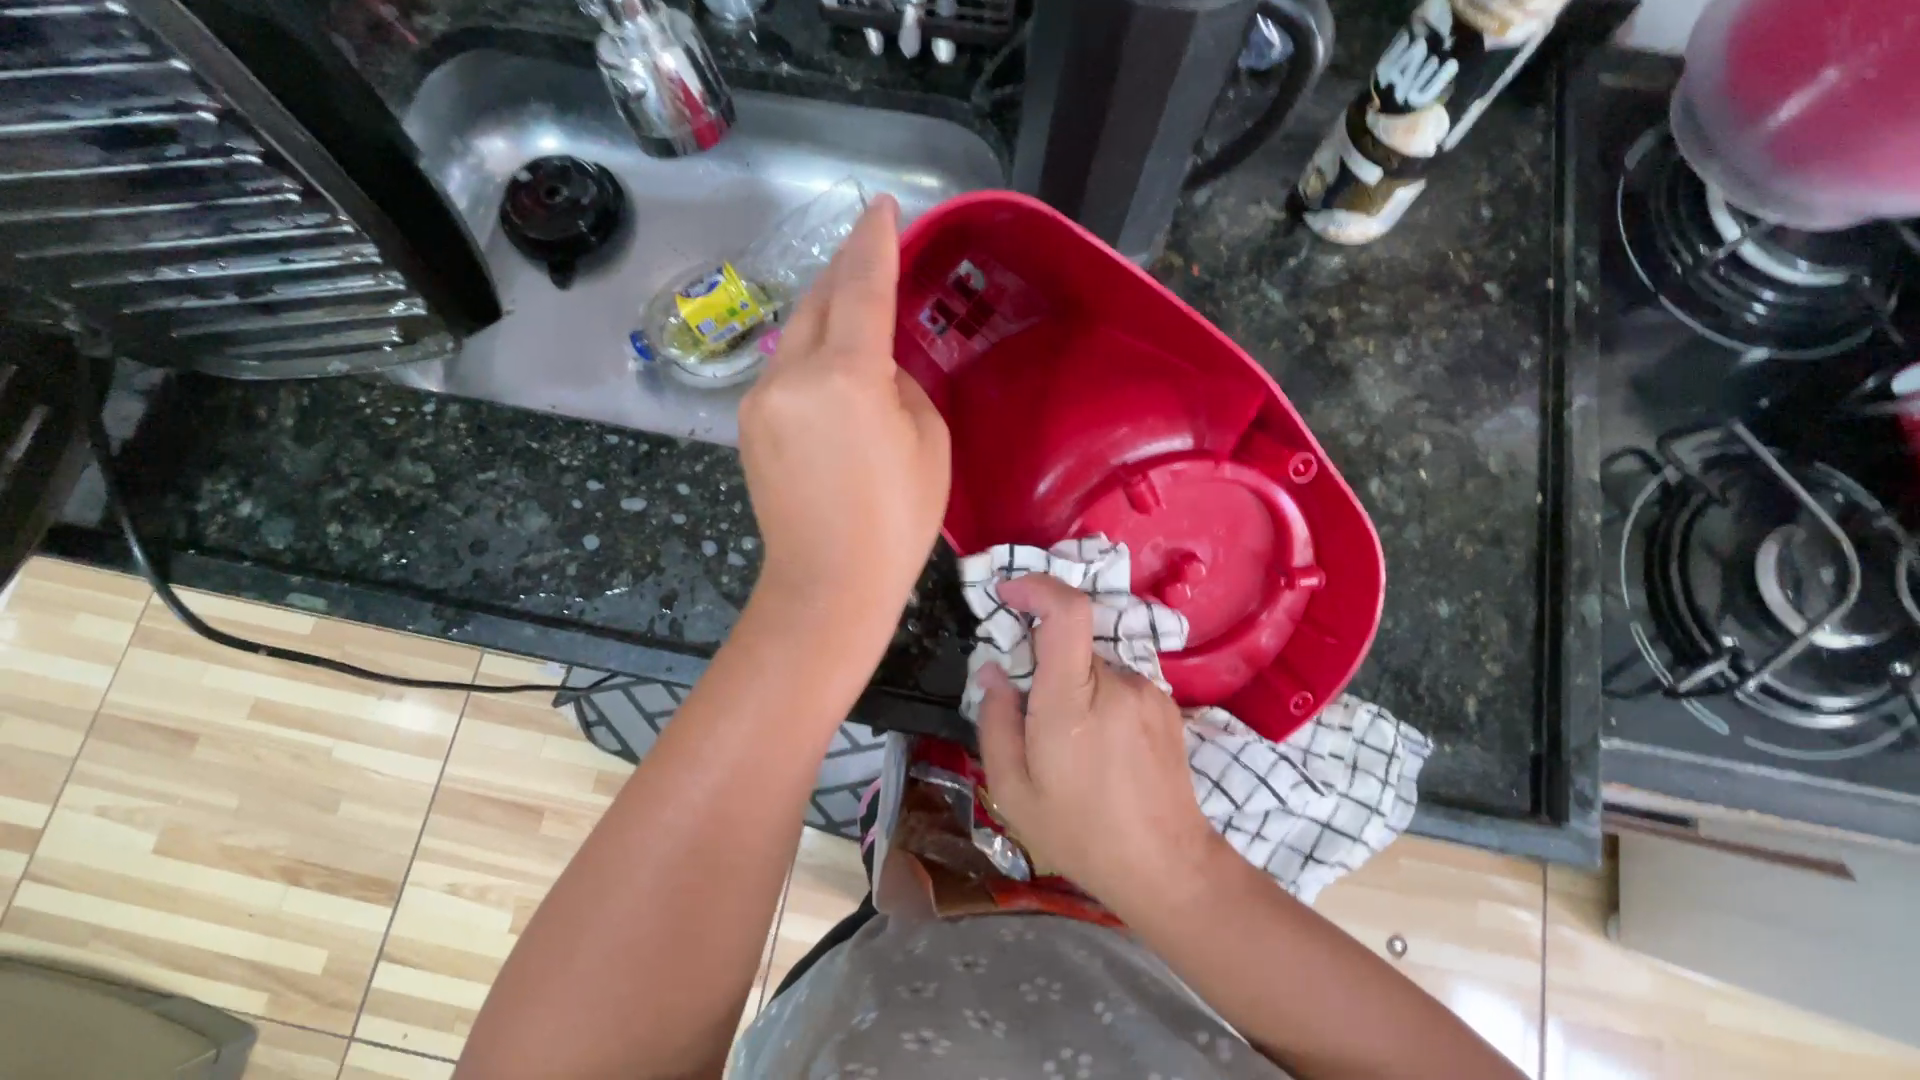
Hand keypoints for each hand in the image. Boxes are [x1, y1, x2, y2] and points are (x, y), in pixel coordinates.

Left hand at [738, 195, 950, 632]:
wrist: (827, 585)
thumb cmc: (895, 522)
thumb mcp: (928, 444)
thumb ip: (901, 386)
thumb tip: (877, 369)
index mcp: (846, 377)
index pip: (862, 287)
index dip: (875, 242)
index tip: (882, 207)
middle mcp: (793, 374)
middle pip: (820, 299)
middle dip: (846, 268)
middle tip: (872, 248)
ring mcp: (762, 398)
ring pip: (798, 334)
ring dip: (828, 313)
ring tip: (857, 309)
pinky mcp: (749, 423)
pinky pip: (786, 370)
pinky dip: (813, 356)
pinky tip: (834, 373)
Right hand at [976, 574, 1220, 906]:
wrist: (1166, 867)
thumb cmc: (1080, 834)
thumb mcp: (1013, 790)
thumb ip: (995, 721)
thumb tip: (993, 672)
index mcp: (1072, 703)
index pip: (1067, 612)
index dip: (1038, 587)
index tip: (1009, 594)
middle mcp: (1117, 684)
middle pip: (1073, 641)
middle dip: (1044, 660)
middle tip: (1030, 712)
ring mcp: (1148, 692)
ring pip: (1095, 665)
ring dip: (1074, 686)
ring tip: (1071, 746)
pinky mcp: (1166, 705)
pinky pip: (1120, 683)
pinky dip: (1099, 698)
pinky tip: (1101, 750)